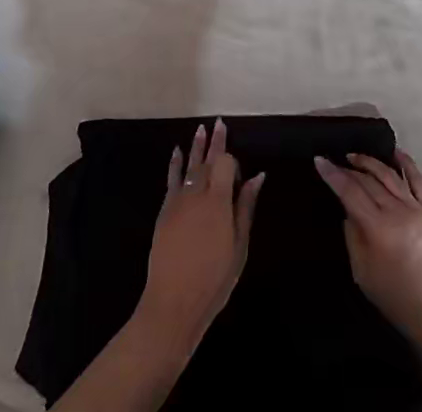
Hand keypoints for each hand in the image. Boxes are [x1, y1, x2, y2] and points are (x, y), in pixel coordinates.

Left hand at [138, 120, 264, 341]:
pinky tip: (177, 151)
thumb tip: (257, 176)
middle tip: (219, 122)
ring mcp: (177, 201)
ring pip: (188, 166)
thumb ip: (246, 207)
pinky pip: (171, 179)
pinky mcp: (164, 210)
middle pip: (206, 160)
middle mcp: (196, 193)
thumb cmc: (215, 278)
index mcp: (218, 200)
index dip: (233, 163)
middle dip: (214, 142)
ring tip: (201, 128)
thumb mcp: (239, 245)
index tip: (239, 175)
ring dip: (195, 146)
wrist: (174, 300)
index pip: (225, 164)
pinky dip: (175, 164)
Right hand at [315, 150, 421, 343]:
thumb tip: (349, 209)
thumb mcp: (361, 271)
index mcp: (378, 228)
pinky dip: (406, 163)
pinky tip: (395, 152)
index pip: (350, 192)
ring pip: (390, 176)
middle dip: (348, 168)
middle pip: (368, 181)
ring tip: (354, 156)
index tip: (319, 160)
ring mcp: (417, 209)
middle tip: (334, 161)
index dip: (333, 175)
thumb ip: (352, 234)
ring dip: (371, 162)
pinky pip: (418, 181)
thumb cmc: (394, 296)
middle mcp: (398, 212)